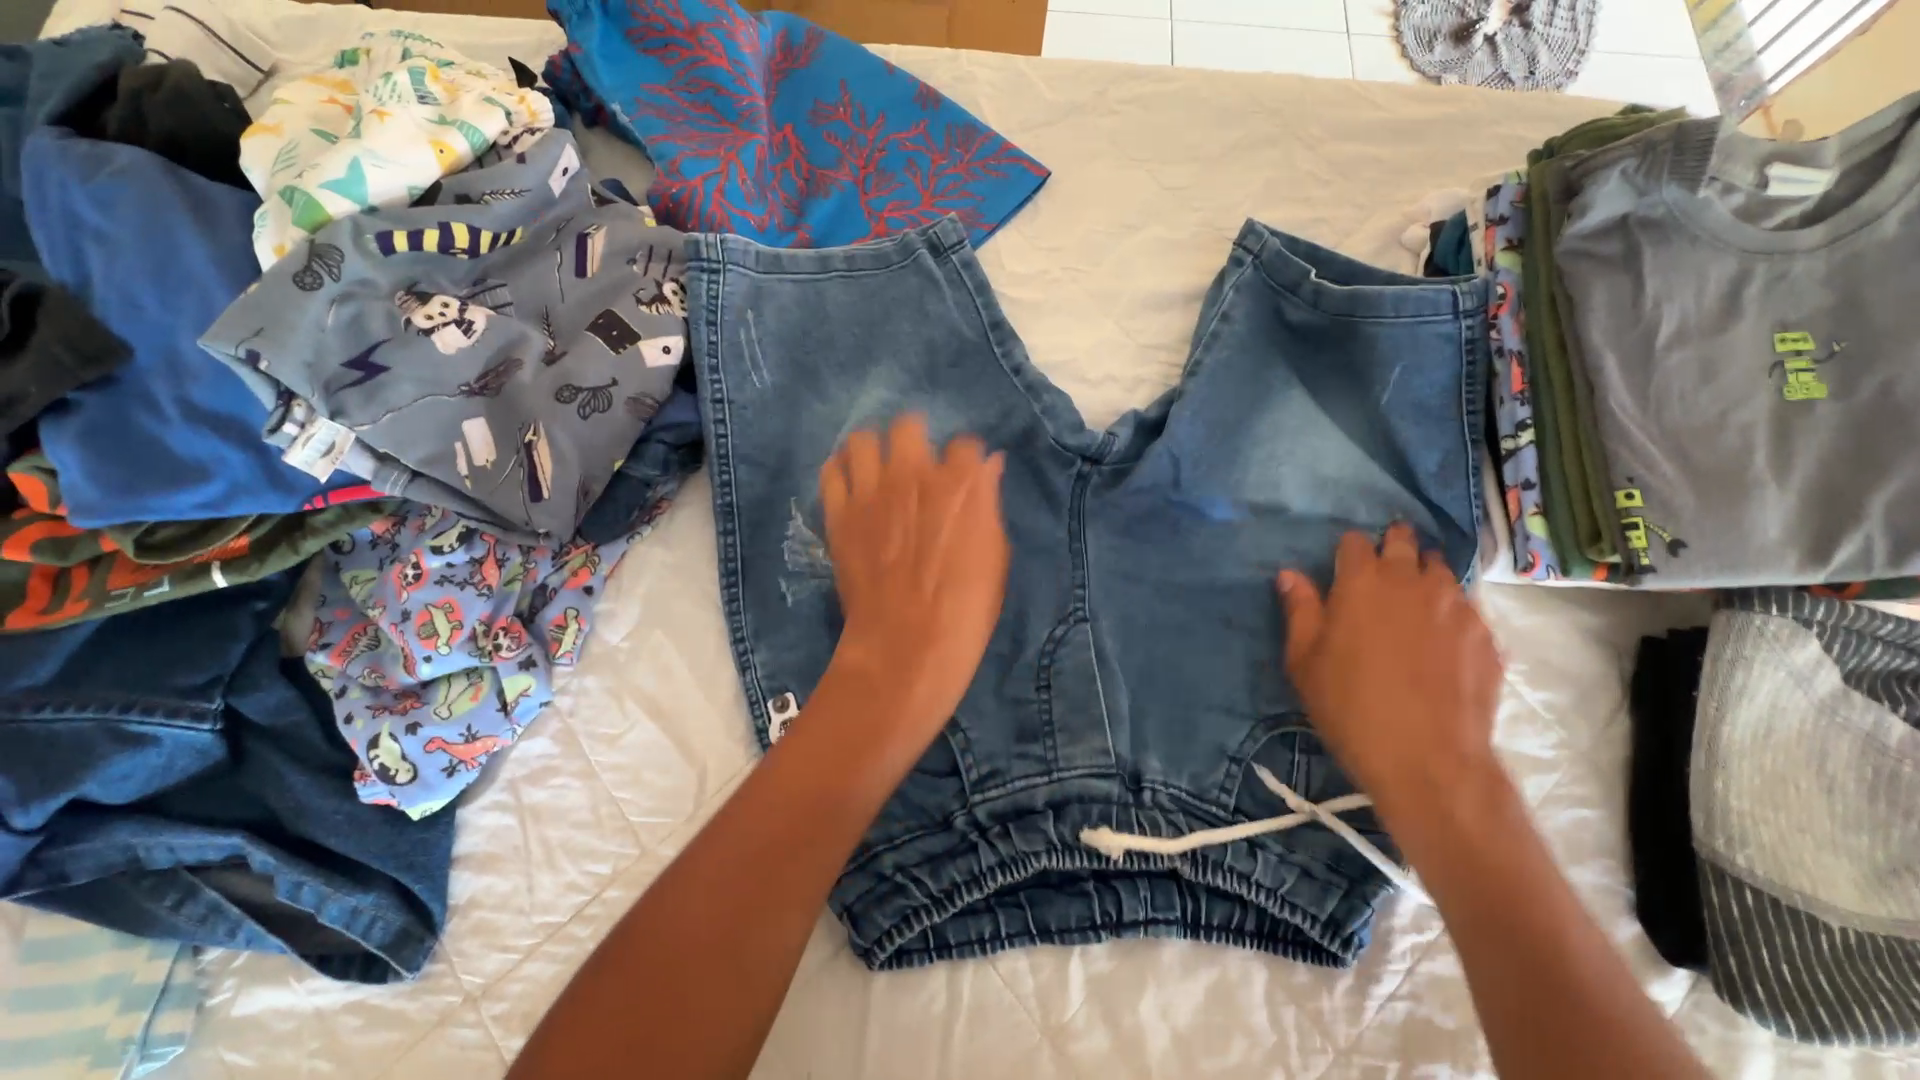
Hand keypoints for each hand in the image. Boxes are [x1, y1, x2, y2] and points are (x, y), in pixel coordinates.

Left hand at [819, 415, 1008, 741]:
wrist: (907, 644)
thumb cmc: (966, 608)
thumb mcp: (996, 555)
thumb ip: (988, 503)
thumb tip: (990, 466)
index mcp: (960, 484)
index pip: (965, 444)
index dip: (965, 460)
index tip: (964, 476)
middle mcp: (913, 475)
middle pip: (908, 425)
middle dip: (916, 438)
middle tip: (917, 462)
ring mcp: (870, 492)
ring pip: (862, 439)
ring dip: (874, 448)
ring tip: (878, 467)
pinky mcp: (839, 513)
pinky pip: (831, 470)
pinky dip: (841, 471)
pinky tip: (851, 484)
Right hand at [1276, 524, 1504, 827]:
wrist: (1428, 758)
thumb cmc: (1350, 707)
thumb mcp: (1304, 662)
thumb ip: (1299, 611)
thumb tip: (1290, 575)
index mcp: (1362, 582)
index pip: (1354, 541)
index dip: (1347, 551)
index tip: (1343, 568)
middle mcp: (1412, 581)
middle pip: (1404, 543)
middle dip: (1392, 547)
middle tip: (1382, 573)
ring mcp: (1456, 605)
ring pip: (1440, 571)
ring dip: (1424, 577)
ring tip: (1414, 604)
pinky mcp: (1485, 634)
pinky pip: (1466, 607)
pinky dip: (1451, 613)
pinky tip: (1443, 642)